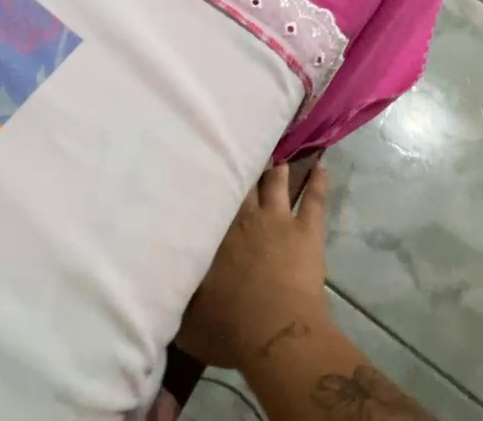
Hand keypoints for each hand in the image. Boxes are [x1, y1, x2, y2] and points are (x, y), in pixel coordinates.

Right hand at [176, 163, 332, 371]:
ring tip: (274, 149)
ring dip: (274, 168)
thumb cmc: (230, 329)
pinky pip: (314, 200)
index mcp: (213, 235)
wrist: (277, 336)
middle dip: (238, 165)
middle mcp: (243, 219)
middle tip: (235, 146)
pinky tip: (321, 164)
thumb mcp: (188, 319)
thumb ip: (176, 297)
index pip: (207, 203)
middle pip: (241, 184)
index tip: (201, 170)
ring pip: (275, 183)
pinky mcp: (307, 231)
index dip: (205, 187)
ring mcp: (278, 221)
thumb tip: (161, 285)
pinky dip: (318, 182)